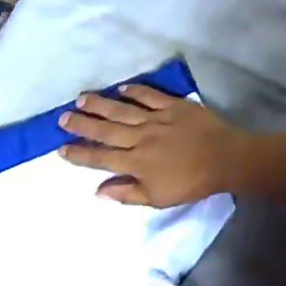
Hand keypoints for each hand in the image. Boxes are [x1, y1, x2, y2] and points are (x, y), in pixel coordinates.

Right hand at [58, 85, 252, 206]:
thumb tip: (98, 190)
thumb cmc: (191, 183)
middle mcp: (140, 137)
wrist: (224, 158)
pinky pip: (149, 95)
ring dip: (101, 104)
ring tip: (81, 98)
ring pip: (122, 110)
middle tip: (62, 117)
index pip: (100, 158)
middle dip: (82, 124)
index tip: (60, 148)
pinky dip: (135, 90)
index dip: (79, 153)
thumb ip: (126, 193)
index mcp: (135, 162)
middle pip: (105, 130)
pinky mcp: (173, 105)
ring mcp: (156, 119)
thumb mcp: (158, 198)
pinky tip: (121, 87)